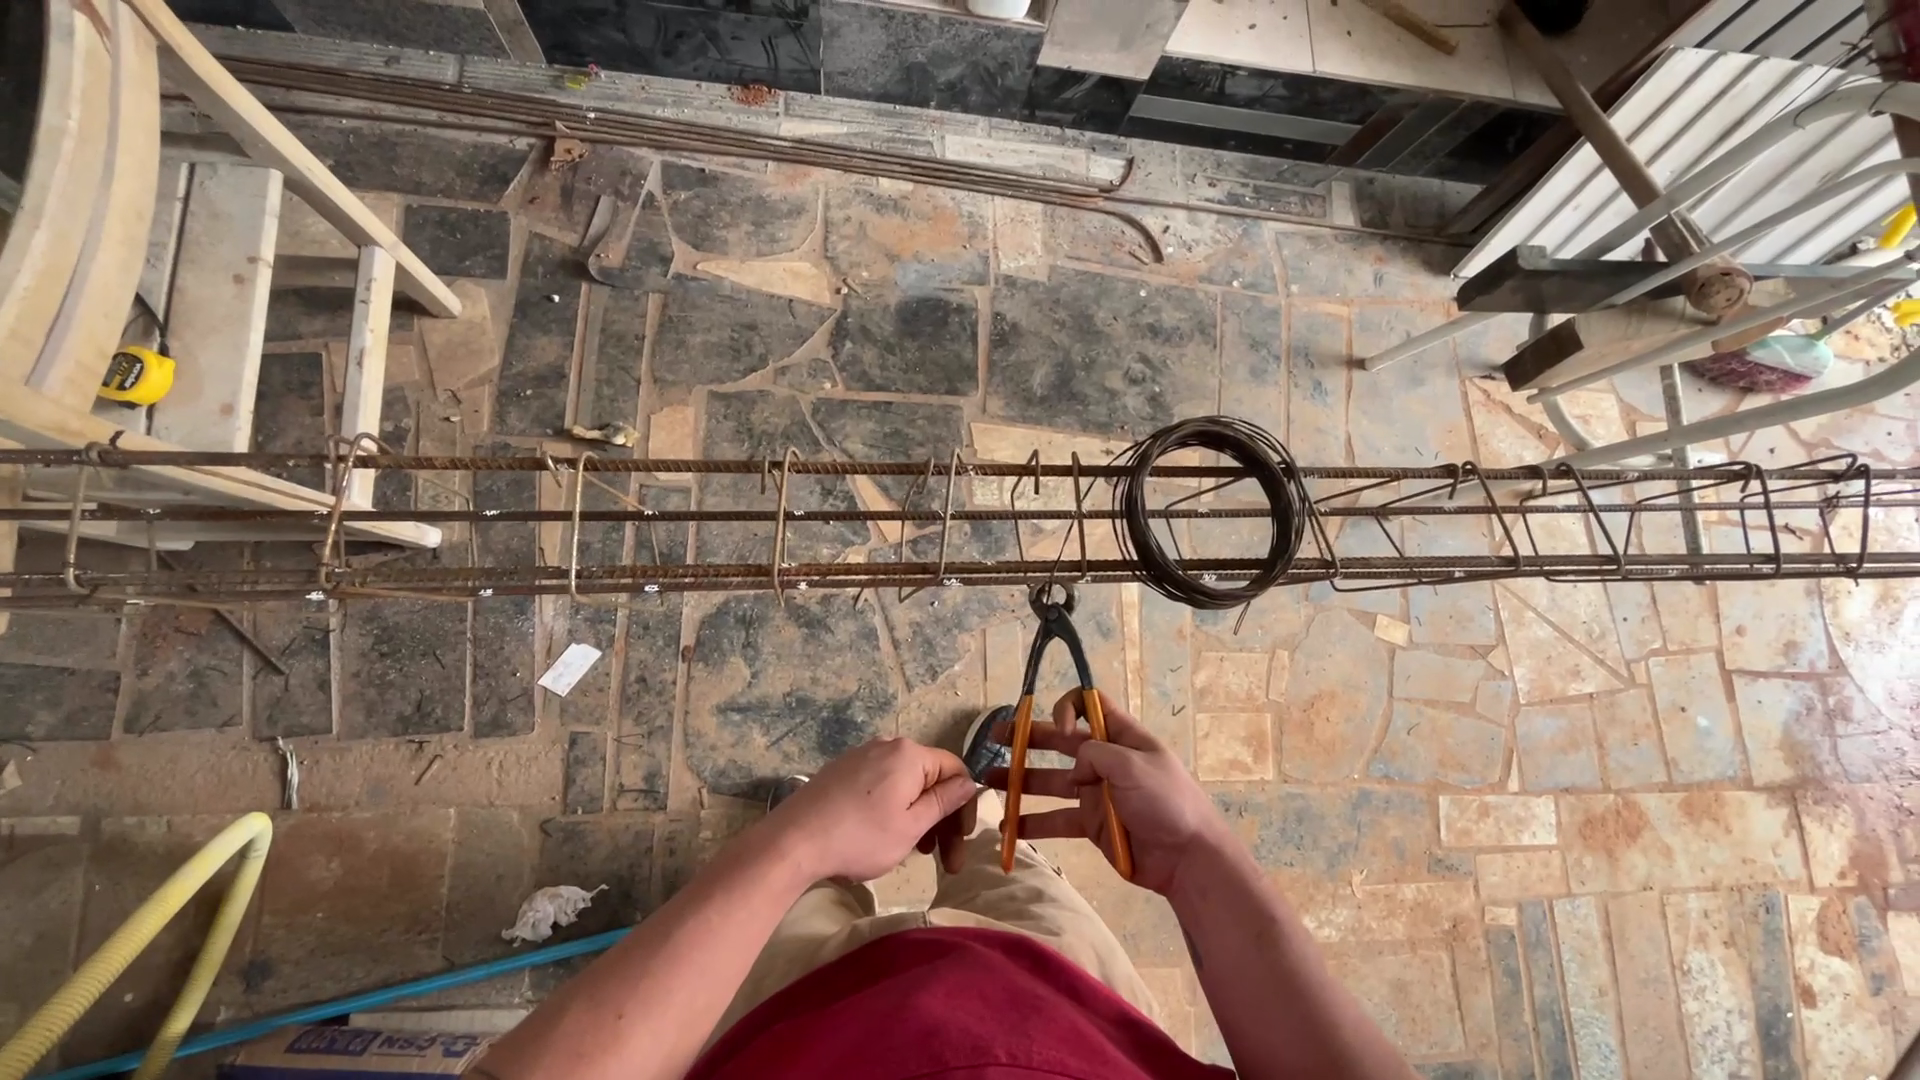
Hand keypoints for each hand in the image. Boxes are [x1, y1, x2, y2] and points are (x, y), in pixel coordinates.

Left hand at [766, 737, 979, 882]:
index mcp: (910, 754)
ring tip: (917, 854)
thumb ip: (943, 802)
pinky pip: (883, 785)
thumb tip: (968, 783)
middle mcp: (888, 746)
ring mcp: (862, 756)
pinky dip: (895, 809)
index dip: (965, 806)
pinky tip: (887, 836)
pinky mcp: (843, 771)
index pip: (955, 769)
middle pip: (930, 778)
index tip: (963, 841)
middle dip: (943, 818)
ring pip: (906, 784)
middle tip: (946, 862)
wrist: (793, 841)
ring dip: (919, 817)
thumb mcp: (910, 826)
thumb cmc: (859, 837)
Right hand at [987, 689, 1226, 895]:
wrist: (1188, 858)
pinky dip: (1032, 823)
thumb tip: (1074, 770)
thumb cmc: (1167, 801)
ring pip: (1050, 782)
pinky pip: (1055, 820)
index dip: (1067, 709)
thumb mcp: (1134, 765)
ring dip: (1020, 781)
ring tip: (988, 781)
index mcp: (1121, 736)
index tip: (1061, 732)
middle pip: (1060, 743)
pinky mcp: (1092, 825)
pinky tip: (1008, 828)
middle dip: (1027, 738)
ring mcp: (1096, 794)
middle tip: (994, 737)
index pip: (1089, 705)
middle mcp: (1104, 760)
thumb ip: (1095, 755)